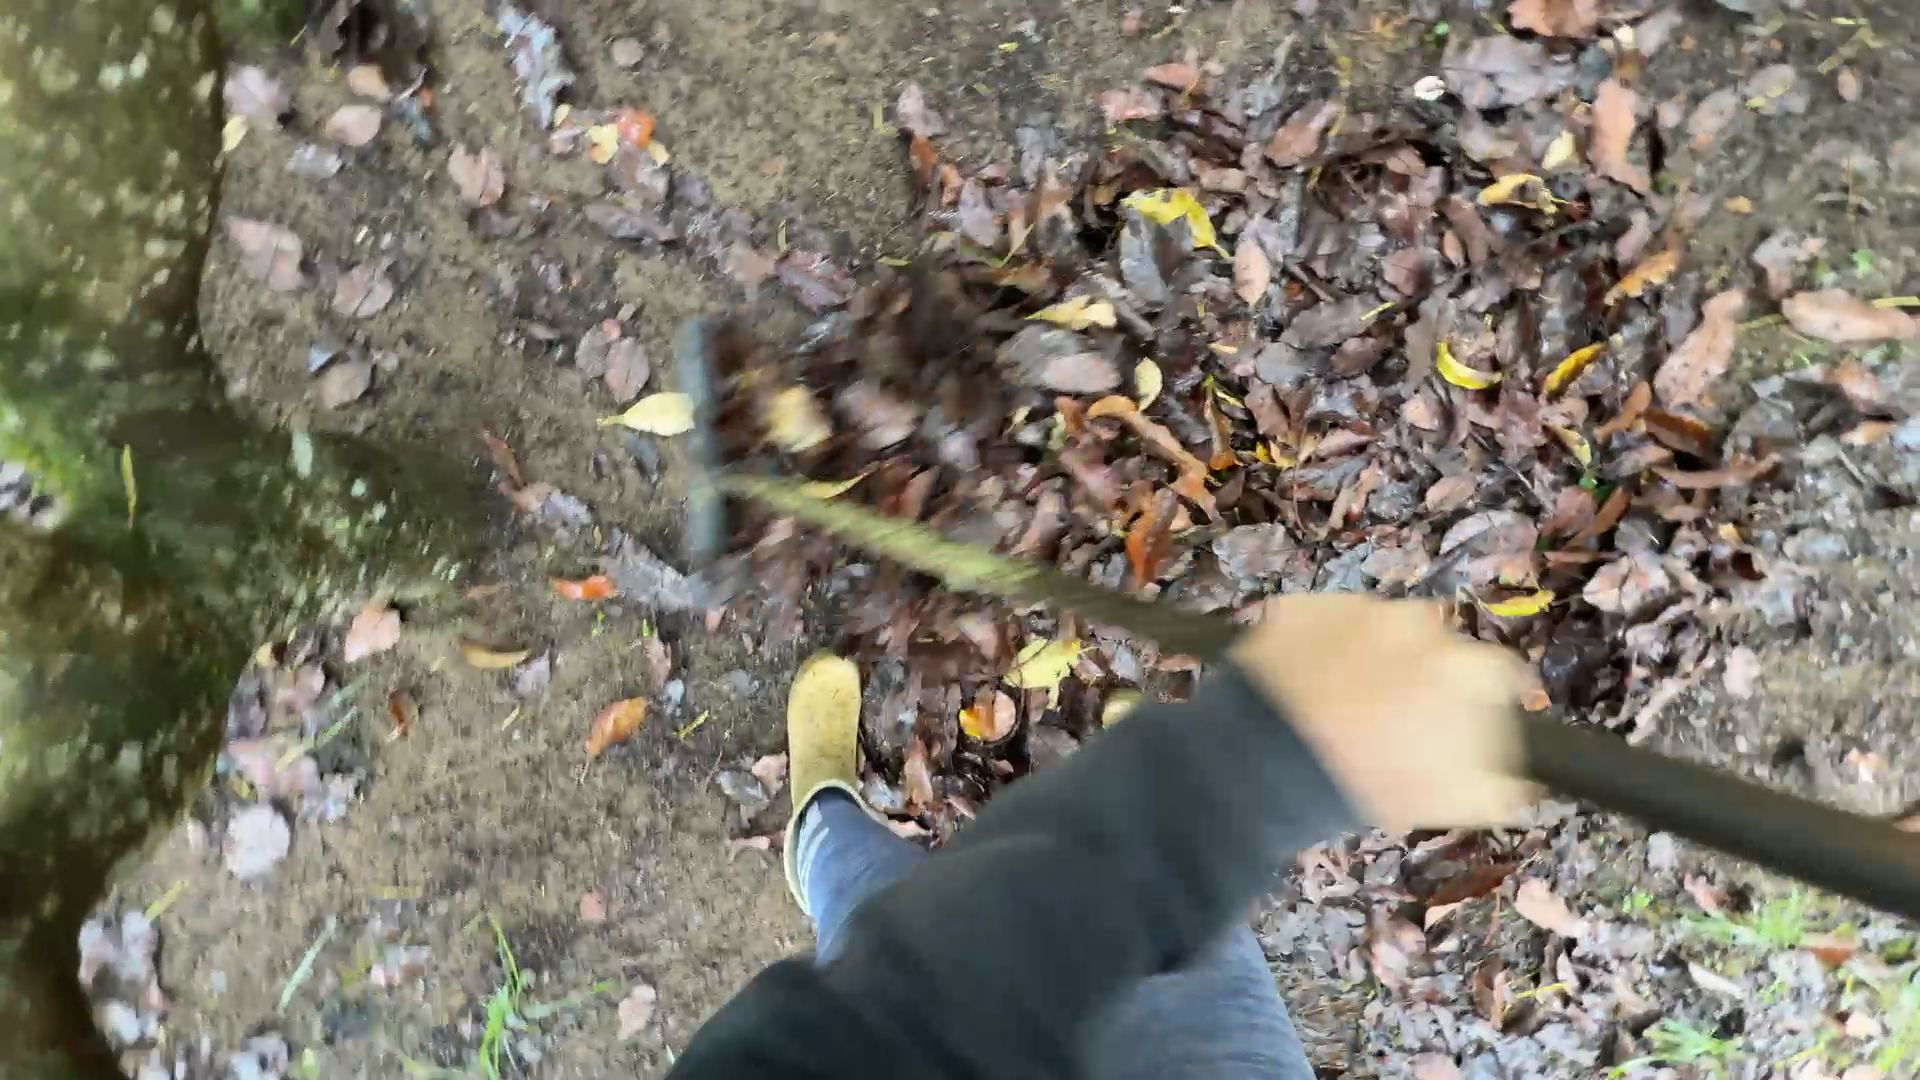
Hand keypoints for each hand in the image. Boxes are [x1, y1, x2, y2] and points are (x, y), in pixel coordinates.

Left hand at [1228, 594, 1537, 830]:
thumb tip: (1514, 779)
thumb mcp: (1455, 800)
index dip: (1469, 700)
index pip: (1493, 675)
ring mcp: (1354, 607)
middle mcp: (1417, 622)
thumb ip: (1497, 782)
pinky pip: (1320, 619)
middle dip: (1417, 670)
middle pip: (1432, 643)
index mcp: (1469, 667)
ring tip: (1335, 692)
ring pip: (1372, 628)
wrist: (1266, 757)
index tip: (1445, 719)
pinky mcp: (1302, 604)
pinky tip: (1302, 672)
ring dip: (1364, 651)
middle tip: (1385, 707)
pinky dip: (1316, 640)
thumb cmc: (1367, 783)